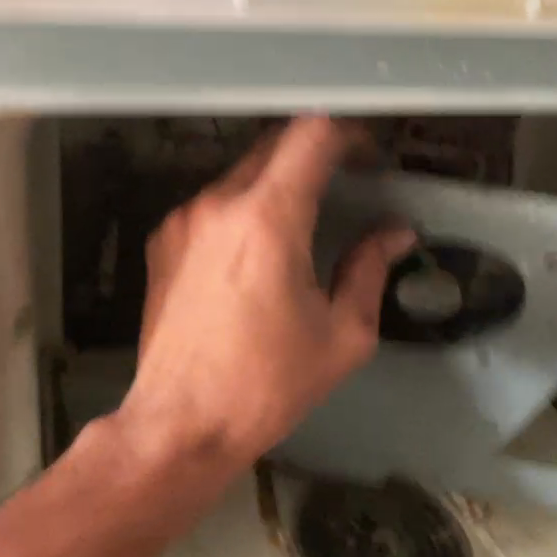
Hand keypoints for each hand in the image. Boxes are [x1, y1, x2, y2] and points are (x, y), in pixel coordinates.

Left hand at [119, 116, 416, 469]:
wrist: (180, 423)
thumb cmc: (267, 385)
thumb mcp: (341, 335)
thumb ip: (369, 269)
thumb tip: (394, 233)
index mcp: (268, 218)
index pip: (310, 134)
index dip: (346, 133)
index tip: (366, 155)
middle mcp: (217, 204)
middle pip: (273, 147)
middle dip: (313, 157)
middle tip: (343, 186)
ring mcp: (182, 220)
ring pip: (239, 176)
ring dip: (274, 186)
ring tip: (299, 228)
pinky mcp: (161, 242)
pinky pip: (211, 206)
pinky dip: (240, 212)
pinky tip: (252, 256)